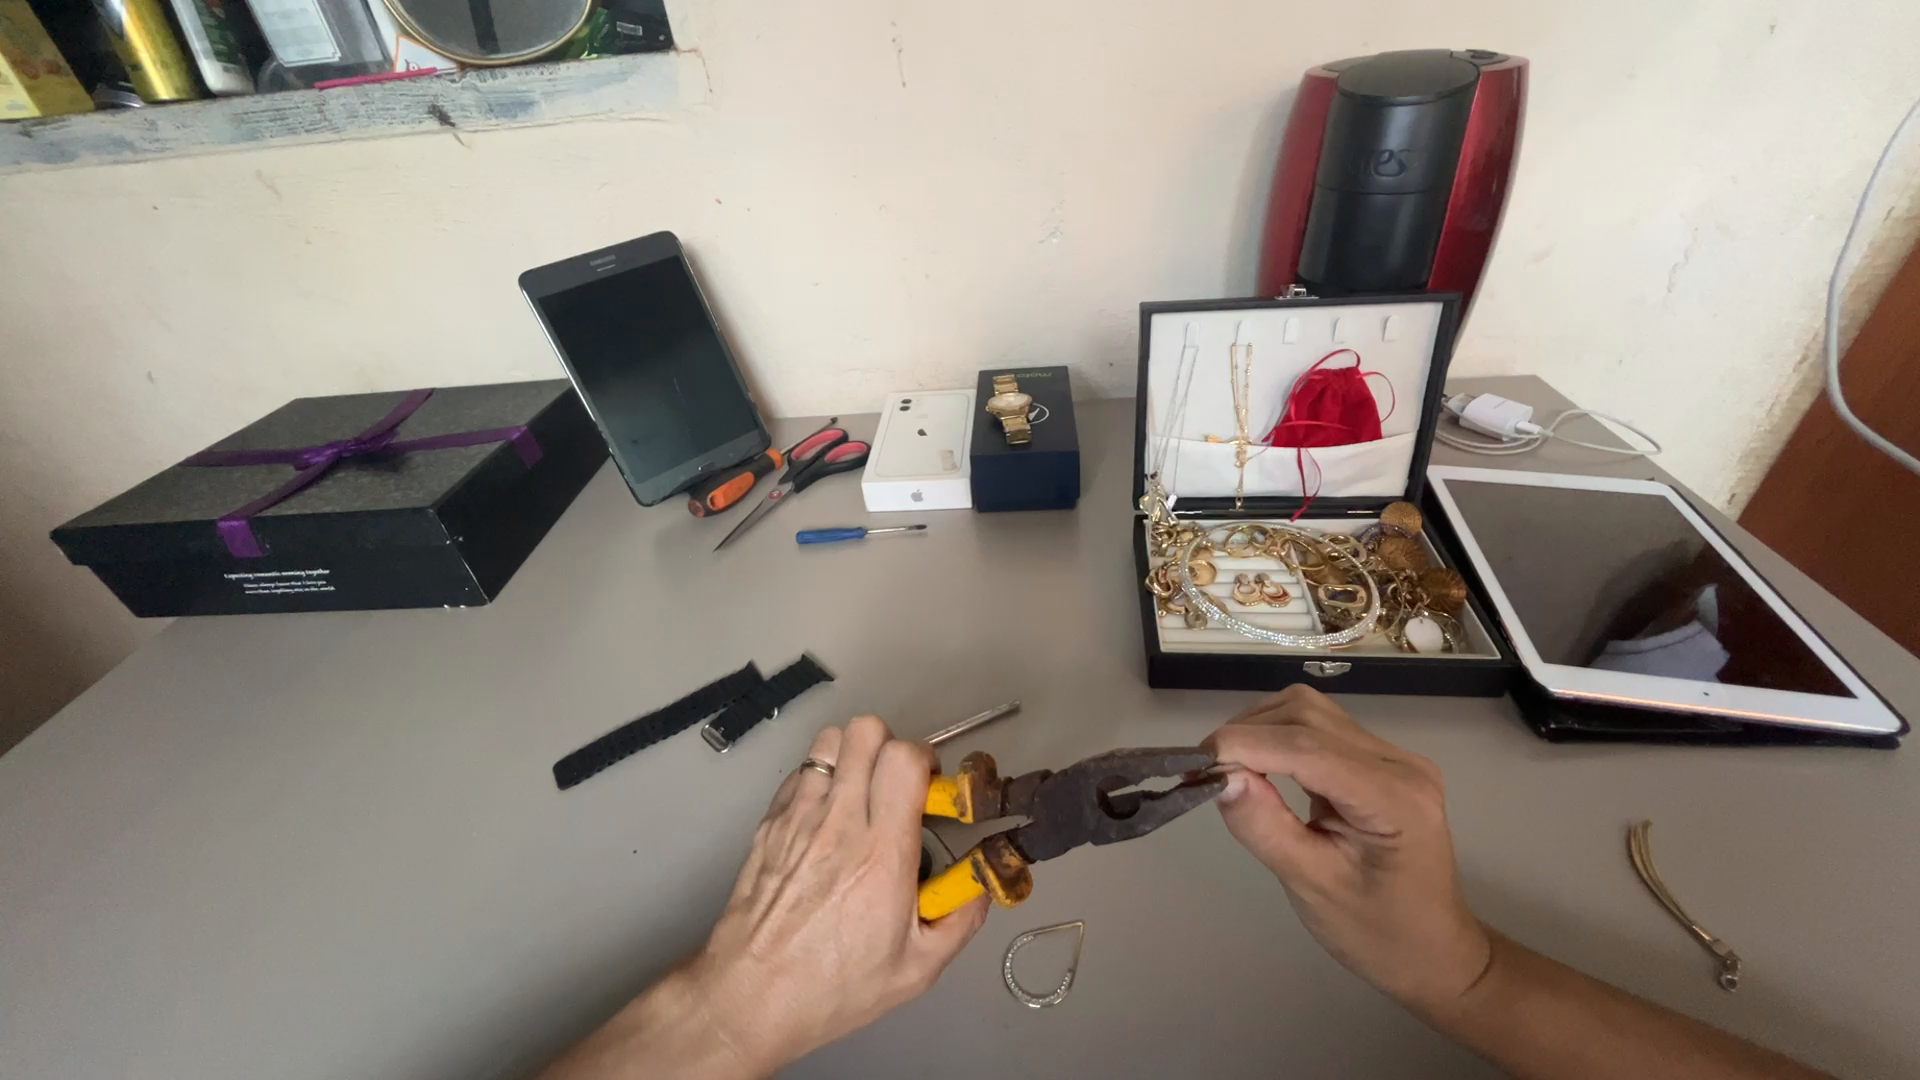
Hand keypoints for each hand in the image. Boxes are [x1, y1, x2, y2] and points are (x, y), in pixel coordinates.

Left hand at [541, 717, 986, 1079]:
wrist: (749, 997)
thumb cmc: (833, 986)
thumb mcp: (917, 968)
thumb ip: (961, 919)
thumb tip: (982, 882)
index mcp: (882, 854)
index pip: (904, 760)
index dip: (924, 759)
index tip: (929, 786)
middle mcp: (840, 822)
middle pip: (867, 731)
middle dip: (891, 745)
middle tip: (897, 782)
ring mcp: (799, 815)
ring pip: (831, 738)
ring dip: (854, 752)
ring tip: (862, 788)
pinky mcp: (771, 819)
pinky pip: (802, 768)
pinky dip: (822, 776)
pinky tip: (827, 812)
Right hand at [1205, 686, 1490, 1015]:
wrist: (1433, 951)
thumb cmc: (1376, 932)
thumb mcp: (1311, 887)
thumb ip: (1265, 827)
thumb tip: (1220, 777)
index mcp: (1395, 800)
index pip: (1308, 749)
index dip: (1245, 746)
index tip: (1195, 766)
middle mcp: (1398, 763)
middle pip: (1306, 717)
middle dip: (1246, 734)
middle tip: (1206, 770)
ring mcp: (1391, 754)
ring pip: (1306, 710)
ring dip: (1258, 728)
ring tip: (1229, 767)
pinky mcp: (1375, 756)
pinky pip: (1315, 724)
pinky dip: (1274, 734)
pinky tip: (1258, 763)